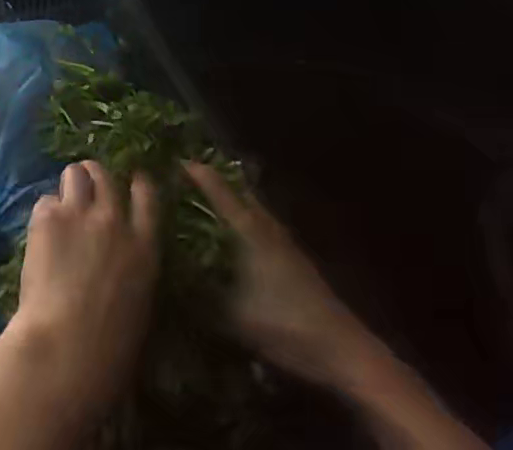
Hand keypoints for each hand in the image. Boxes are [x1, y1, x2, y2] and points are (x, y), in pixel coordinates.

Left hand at [7, 160, 160, 411]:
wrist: (68, 345)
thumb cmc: (110, 345)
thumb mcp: (139, 300)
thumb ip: (133, 264)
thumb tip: (121, 255)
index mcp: (144, 246)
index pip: (146, 195)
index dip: (137, 183)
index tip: (131, 180)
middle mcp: (115, 220)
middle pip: (105, 176)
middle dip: (94, 176)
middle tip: (84, 187)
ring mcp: (80, 214)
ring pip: (75, 174)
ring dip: (69, 183)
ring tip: (62, 198)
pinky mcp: (49, 217)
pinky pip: (45, 200)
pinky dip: (44, 212)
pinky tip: (41, 232)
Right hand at [184, 161, 383, 388]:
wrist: (345, 352)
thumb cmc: (287, 326)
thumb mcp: (233, 317)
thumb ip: (198, 296)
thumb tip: (167, 276)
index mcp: (250, 231)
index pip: (218, 191)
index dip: (196, 173)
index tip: (173, 160)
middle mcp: (268, 227)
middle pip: (239, 191)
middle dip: (213, 180)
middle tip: (186, 176)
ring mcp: (285, 242)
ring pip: (253, 208)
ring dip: (230, 199)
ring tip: (204, 202)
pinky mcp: (294, 259)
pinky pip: (261, 225)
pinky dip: (242, 220)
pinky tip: (232, 237)